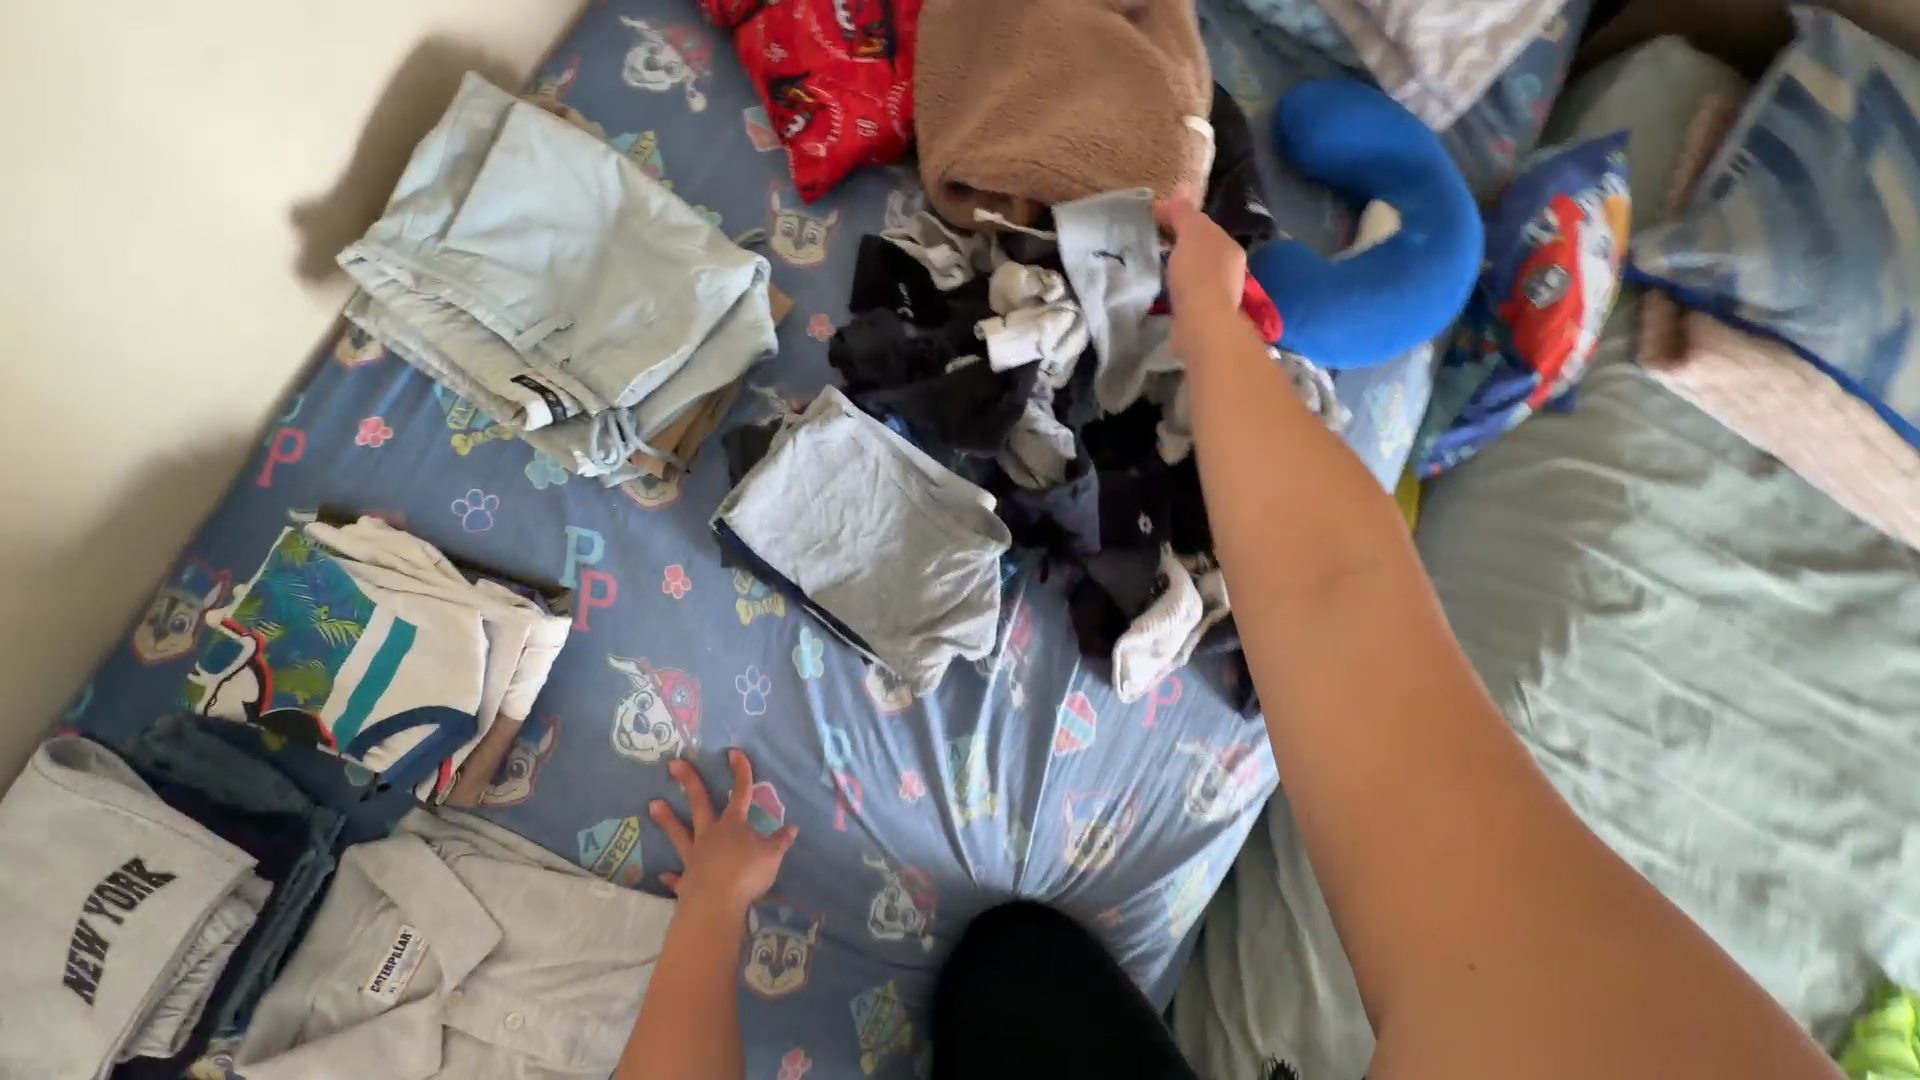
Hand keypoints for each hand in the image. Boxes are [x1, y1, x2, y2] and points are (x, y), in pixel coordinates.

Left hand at [651, 749, 797, 916]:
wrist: (717, 904)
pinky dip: (672, 877)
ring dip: (667, 820)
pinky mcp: (687, 879)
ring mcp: (695, 856)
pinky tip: (664, 876)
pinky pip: (678, 877)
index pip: (741, 792)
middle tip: (673, 764)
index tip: (734, 752)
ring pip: (679, 833)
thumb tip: (793, 828)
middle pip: (700, 803)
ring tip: (652, 805)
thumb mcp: (772, 855)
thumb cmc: (747, 873)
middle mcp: (711, 834)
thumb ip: (781, 841)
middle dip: (690, 782)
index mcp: (734, 824)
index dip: (740, 772)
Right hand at [1155, 192, 1247, 320]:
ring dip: (1177, 267)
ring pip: (1194, 271)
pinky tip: (1164, 291)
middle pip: (1199, 248)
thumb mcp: (1190, 235)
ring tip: (1154, 267)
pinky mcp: (1205, 313)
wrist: (1202, 324)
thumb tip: (1181, 186)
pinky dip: (1176, 288)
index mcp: (1228, 245)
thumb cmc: (1198, 274)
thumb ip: (1184, 212)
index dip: (1176, 217)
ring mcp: (1219, 293)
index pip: (1201, 224)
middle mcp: (1229, 267)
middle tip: (1150, 243)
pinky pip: (1188, 293)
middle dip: (1178, 243)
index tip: (1150, 218)